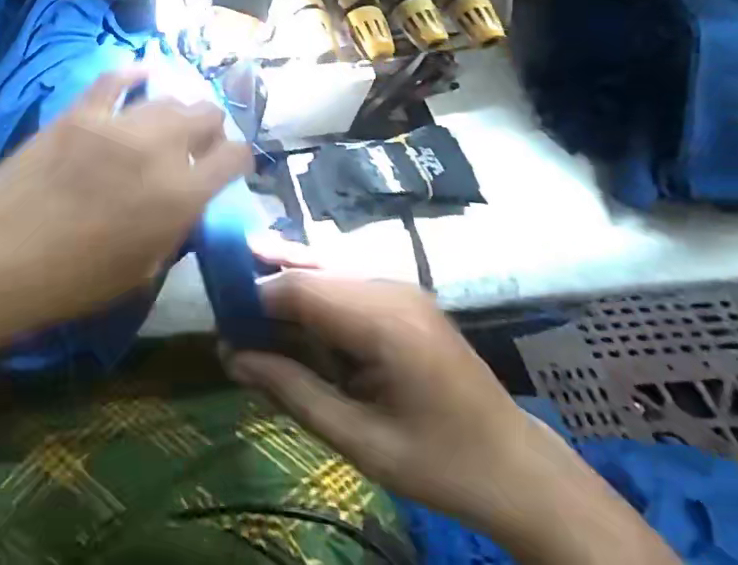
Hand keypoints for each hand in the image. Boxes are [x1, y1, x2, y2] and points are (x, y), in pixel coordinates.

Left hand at [0, 66, 252, 343]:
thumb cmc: (71, 280)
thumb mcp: (141, 270)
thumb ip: (173, 228)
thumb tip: (184, 203)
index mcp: (182, 195)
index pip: (234, 157)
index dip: (238, 159)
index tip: (229, 166)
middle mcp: (159, 149)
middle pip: (206, 115)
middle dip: (211, 129)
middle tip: (197, 146)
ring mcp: (116, 123)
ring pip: (167, 96)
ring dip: (177, 109)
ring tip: (168, 122)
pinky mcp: (79, 111)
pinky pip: (114, 79)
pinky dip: (133, 75)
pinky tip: (140, 76)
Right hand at [224, 274, 572, 532]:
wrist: (517, 469)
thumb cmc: (439, 463)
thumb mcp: (360, 441)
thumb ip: (292, 391)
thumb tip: (231, 356)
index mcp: (385, 323)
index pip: (299, 289)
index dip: (252, 298)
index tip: (220, 323)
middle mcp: (391, 290)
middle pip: (309, 269)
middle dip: (263, 282)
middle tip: (222, 304)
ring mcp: (400, 288)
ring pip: (324, 267)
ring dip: (284, 280)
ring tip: (241, 294)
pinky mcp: (402, 297)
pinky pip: (343, 280)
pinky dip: (310, 290)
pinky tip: (287, 307)